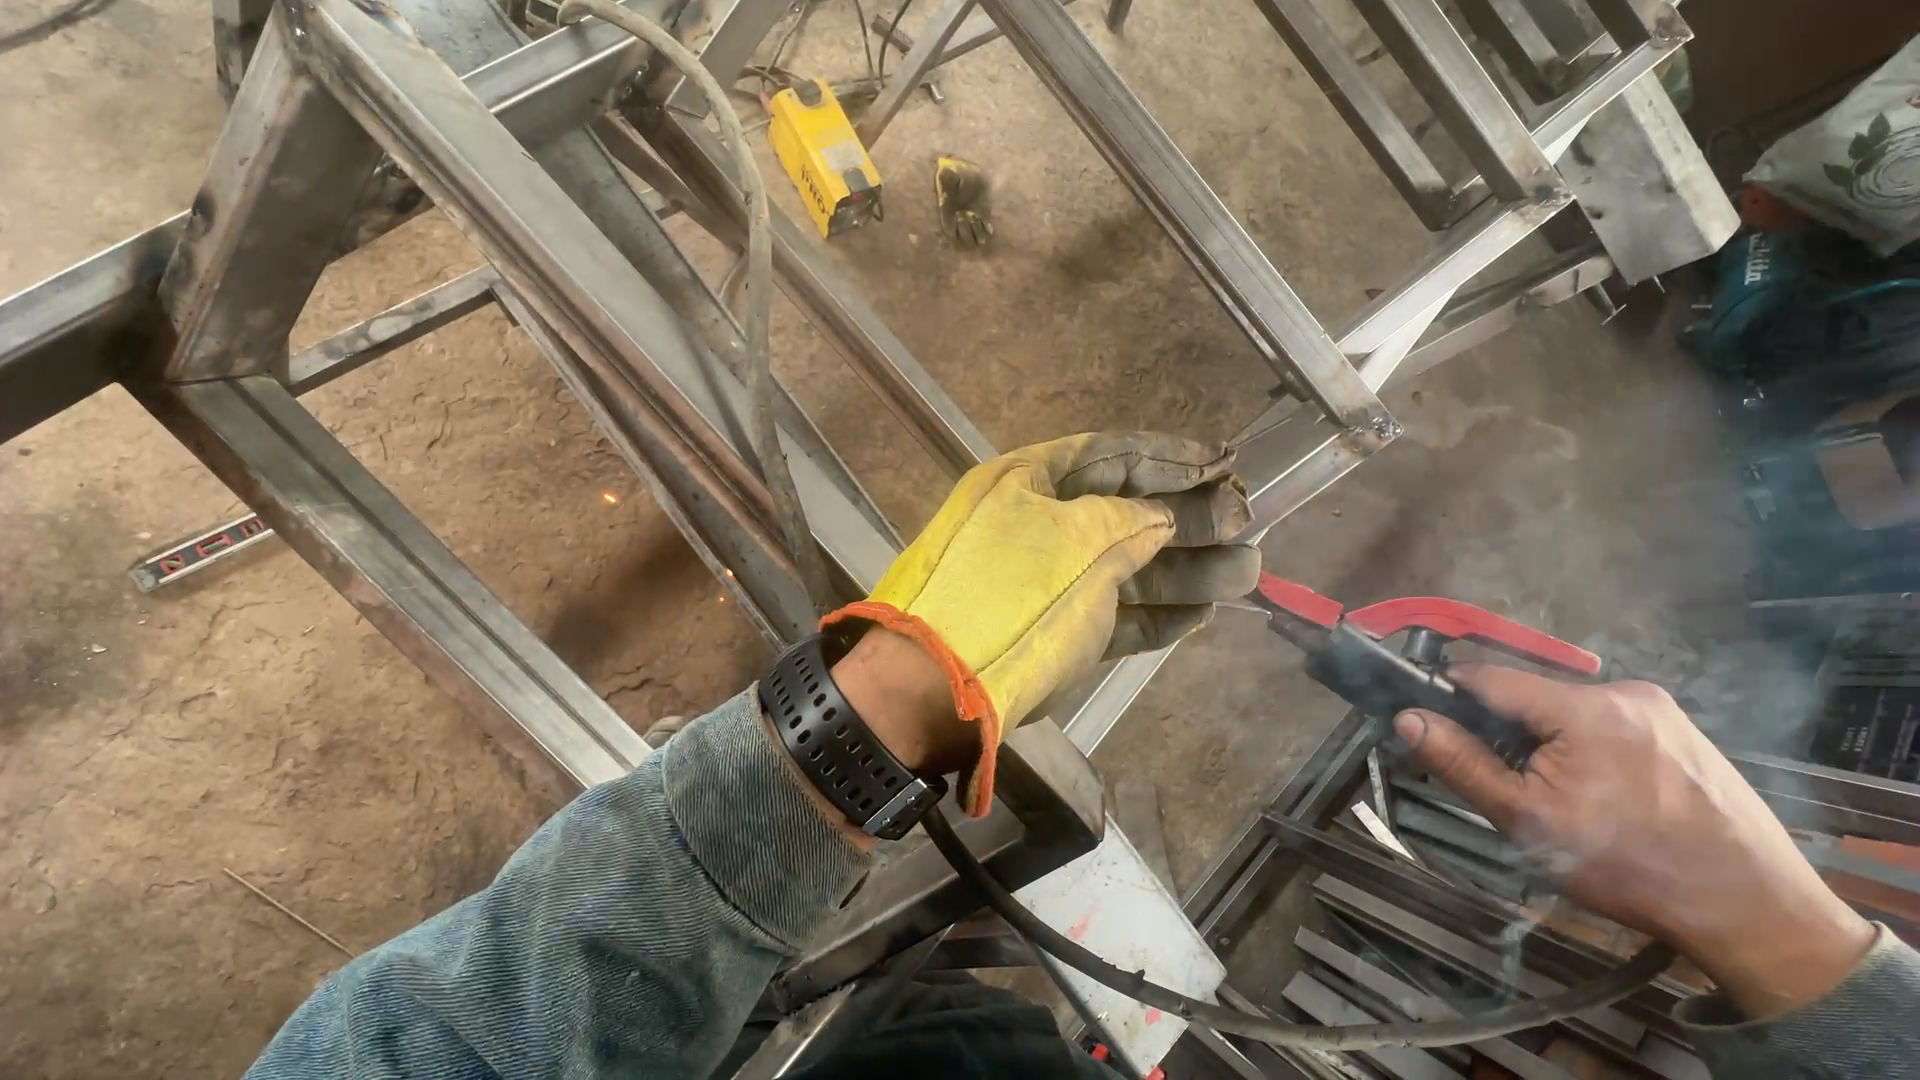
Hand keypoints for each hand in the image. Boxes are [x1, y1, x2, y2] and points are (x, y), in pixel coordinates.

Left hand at [825, 432, 1261, 816]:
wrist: (939, 686)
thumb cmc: (1012, 592)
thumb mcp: (1077, 538)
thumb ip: (1132, 519)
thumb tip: (1164, 517)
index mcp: (1027, 482)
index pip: (1110, 454)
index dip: (1170, 456)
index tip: (1224, 461)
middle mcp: (1036, 524)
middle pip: (1125, 511)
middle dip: (1188, 515)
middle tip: (1246, 518)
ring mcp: (1046, 583)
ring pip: (1128, 568)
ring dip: (1187, 569)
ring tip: (1250, 570)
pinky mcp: (1056, 632)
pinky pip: (1115, 615)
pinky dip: (1157, 614)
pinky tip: (1205, 613)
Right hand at [1397, 666, 1873, 1020]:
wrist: (1753, 911)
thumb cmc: (1627, 865)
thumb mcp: (1527, 819)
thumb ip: (1461, 762)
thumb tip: (1407, 717)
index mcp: (1584, 707)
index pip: (1489, 677)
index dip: (1450, 696)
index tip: (1429, 722)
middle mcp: (1625, 692)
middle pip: (1531, 695)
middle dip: (1504, 729)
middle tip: (1502, 779)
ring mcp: (1661, 710)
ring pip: (1569, 711)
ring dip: (1544, 740)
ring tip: (1553, 793)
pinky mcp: (1682, 732)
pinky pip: (1607, 723)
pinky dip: (1584, 747)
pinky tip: (1598, 793)